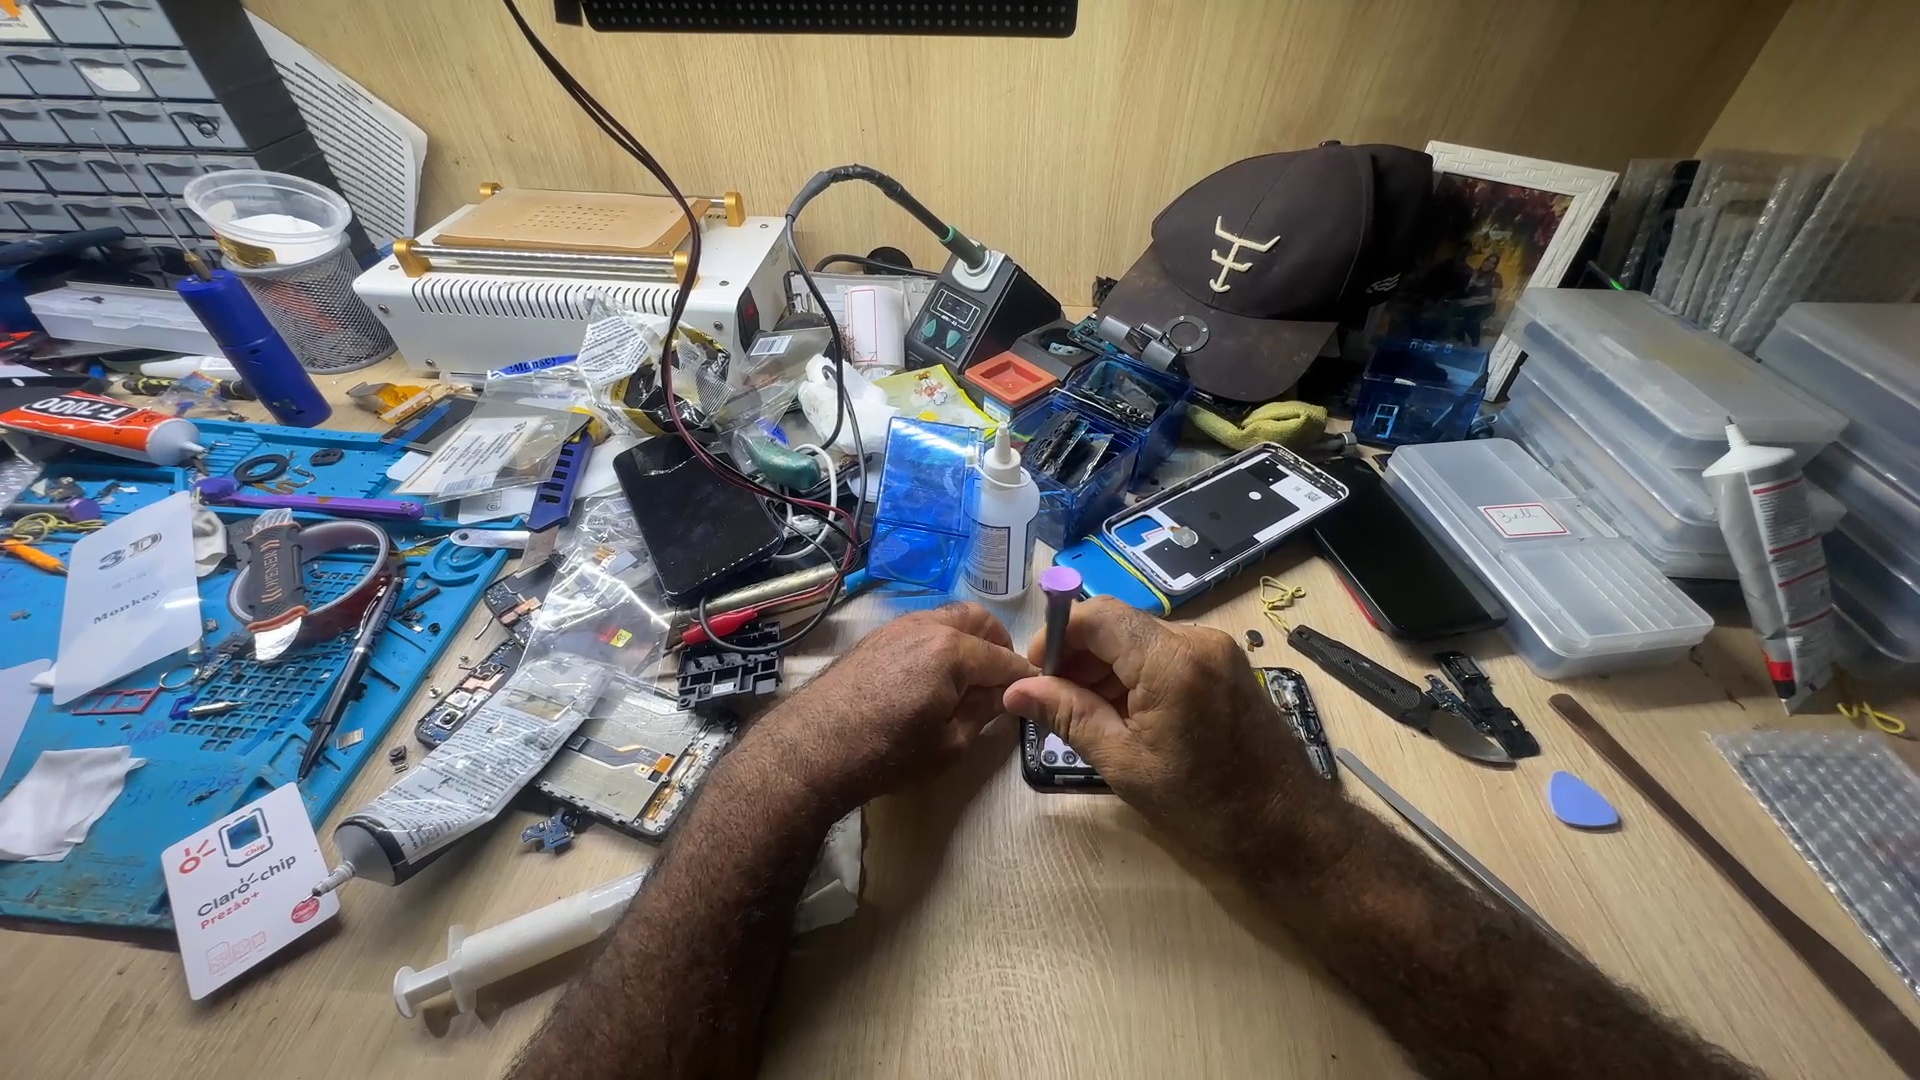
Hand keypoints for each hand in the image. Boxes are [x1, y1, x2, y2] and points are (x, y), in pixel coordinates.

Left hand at [742, 603, 1032, 816]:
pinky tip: (932, 675)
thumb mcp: (949, 744)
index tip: (1037, 689)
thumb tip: (1003, 693)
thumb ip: (982, 712)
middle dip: (999, 644)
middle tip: (1001, 679)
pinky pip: (922, 627)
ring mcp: (898, 626)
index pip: (1005, 658)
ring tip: (967, 678)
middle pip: (979, 620)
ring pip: (949, 618)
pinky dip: (940, 642)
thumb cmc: (888, 753)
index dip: (1025, 676)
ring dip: (968, 640)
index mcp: (953, 650)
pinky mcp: (876, 636)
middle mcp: (928, 625)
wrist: (813, 748)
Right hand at [1003, 598, 1336, 872]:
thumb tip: (1015, 690)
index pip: (1096, 615)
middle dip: (1078, 655)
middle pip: (1117, 624)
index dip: (1056, 636)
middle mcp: (1197, 638)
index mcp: (1171, 659)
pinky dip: (1134, 673)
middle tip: (1054, 700)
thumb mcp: (1123, 763)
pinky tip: (1122, 712)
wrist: (1290, 831)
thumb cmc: (1203, 806)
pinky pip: (1164, 652)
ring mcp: (1216, 648)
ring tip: (1084, 713)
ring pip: (1139, 637)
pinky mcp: (1225, 663)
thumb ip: (1067, 715)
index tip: (1035, 673)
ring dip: (1104, 666)